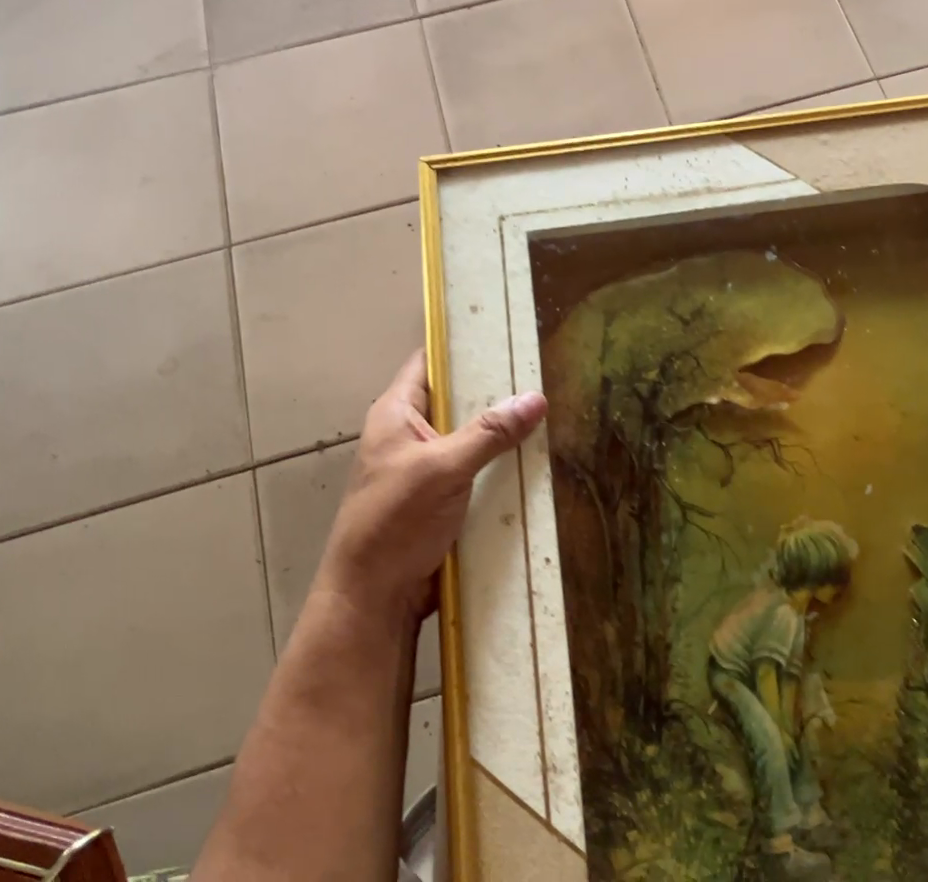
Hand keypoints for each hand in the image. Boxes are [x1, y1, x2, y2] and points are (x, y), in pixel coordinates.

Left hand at [315, 351, 546, 624]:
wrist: (374, 596)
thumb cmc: (394, 522)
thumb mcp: (442, 469)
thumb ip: (488, 433)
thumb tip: (536, 397)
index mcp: (396, 415)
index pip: (428, 363)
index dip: (461, 345)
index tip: (505, 332)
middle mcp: (410, 436)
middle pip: (457, 400)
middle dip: (496, 390)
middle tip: (545, 373)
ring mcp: (427, 470)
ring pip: (472, 439)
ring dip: (504, 432)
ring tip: (552, 411)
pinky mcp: (444, 501)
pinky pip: (478, 472)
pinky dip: (503, 466)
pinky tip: (538, 461)